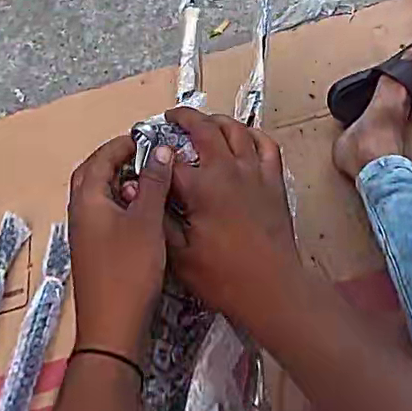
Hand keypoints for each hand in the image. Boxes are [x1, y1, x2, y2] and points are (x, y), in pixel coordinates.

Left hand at [66, 134, 174, 358]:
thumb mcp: (147, 222)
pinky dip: (120, 203)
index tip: (144, 138)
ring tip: (147, 180)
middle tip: (143, 156)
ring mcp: (83, 231)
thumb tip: (161, 151)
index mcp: (86, 198)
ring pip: (98, 194)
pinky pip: (103, 212)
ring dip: (119, 182)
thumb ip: (153, 184)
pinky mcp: (92, 249)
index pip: (100, 158)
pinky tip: (142, 212)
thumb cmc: (128, 271)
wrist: (112, 329)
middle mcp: (79, 210)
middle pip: (93, 173)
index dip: (121, 145)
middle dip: (116, 160)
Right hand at [164, 107, 302, 329]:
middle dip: (184, 117)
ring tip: (204, 122)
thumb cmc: (224, 277)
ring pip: (235, 129)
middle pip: (203, 128)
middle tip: (172, 118)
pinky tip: (243, 137)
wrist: (274, 292)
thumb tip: (137, 194)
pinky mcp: (273, 182)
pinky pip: (266, 145)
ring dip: (216, 120)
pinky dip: (253, 135)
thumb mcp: (179, 255)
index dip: (155, 154)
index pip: (170, 159)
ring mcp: (253, 173)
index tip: (147, 155)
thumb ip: (158, 219)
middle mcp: (227, 170)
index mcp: (201, 187)